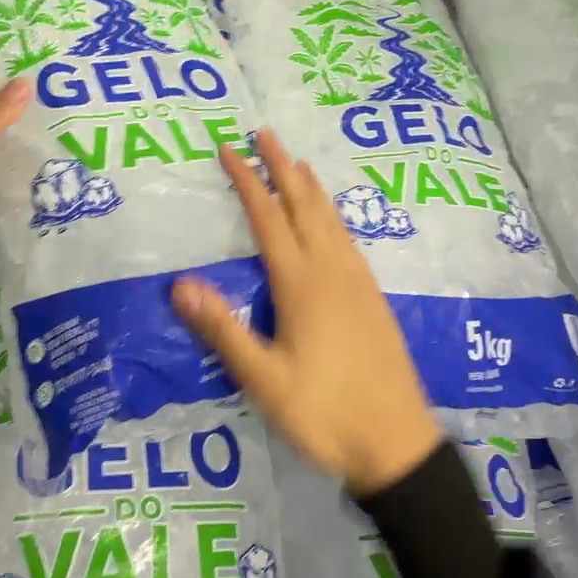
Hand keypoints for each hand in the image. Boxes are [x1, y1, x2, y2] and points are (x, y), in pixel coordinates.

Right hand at [172, 131, 442, 495]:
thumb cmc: (323, 413)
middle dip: (282, 166)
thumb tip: (180, 283)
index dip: (247, 181)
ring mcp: (357, 282)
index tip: (228, 149)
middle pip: (304, 205)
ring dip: (310, 185)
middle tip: (265, 133)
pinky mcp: (372, 297)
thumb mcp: (263, 380)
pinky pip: (347, 237)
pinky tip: (332, 220)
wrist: (397, 444)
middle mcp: (331, 271)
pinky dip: (332, 213)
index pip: (268, 218)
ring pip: (330, 218)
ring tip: (296, 161)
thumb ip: (223, 329)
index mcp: (301, 283)